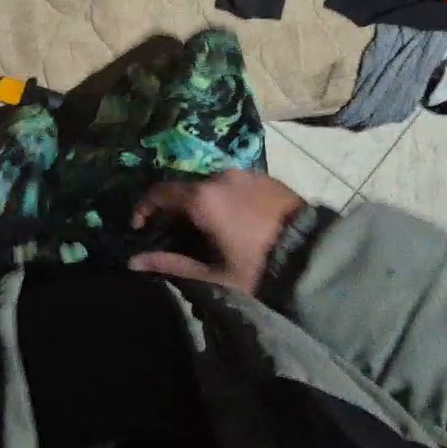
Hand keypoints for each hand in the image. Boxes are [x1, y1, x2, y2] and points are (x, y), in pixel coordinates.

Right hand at [128, 169, 303, 294]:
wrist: (313, 254)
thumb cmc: (257, 267)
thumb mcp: (212, 274)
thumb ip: (170, 264)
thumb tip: (133, 261)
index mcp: (201, 198)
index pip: (159, 193)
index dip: (143, 208)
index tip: (139, 227)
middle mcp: (219, 177)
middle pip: (185, 188)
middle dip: (174, 209)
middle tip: (174, 234)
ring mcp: (245, 173)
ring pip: (211, 185)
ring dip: (201, 203)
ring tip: (206, 229)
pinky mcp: (264, 176)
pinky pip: (234, 184)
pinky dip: (224, 199)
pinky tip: (234, 220)